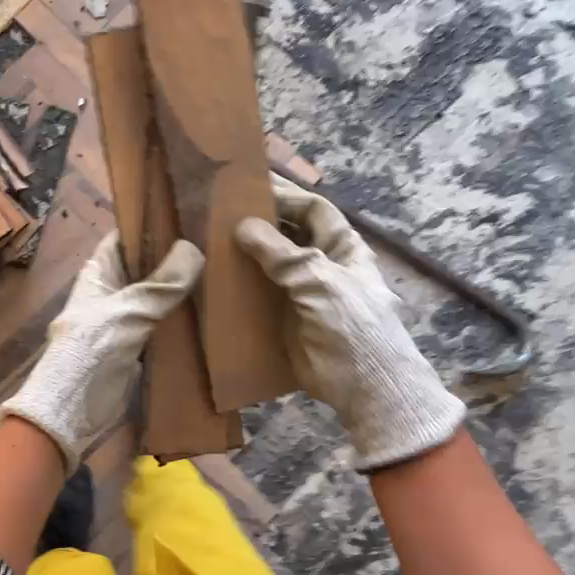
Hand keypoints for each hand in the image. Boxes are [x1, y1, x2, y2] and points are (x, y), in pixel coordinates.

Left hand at [1, 232, 203, 469]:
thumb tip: (195, 248)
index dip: (152, 221)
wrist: (70, 412)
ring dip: (185, 289)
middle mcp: (111, 291)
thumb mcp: (126, 314)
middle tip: (224, 240)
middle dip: (178, 256)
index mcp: (98, 273)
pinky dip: (184, 319)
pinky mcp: (138, 347)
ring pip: (158, 296)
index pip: (126, 236)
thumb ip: (161, 285)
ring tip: (229, 269)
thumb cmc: (89, 353)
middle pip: (146, 266)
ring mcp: (125, 320)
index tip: (191, 209)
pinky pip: (164, 325)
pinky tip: (216, 312)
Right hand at [234, 175, 463, 470]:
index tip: (250, 185)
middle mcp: (323, 265)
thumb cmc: (354, 329)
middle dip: (261, 222)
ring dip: (246, 253)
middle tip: (221, 211)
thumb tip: (244, 225)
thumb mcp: (320, 283)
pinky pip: (260, 294)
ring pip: (272, 264)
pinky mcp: (286, 318)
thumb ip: (283, 255)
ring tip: (209, 240)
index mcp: (343, 249)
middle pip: (290, 234)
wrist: (365, 389)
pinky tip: (214, 278)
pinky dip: (240, 285)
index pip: (314, 210)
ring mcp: (303, 293)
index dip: (287, 195)